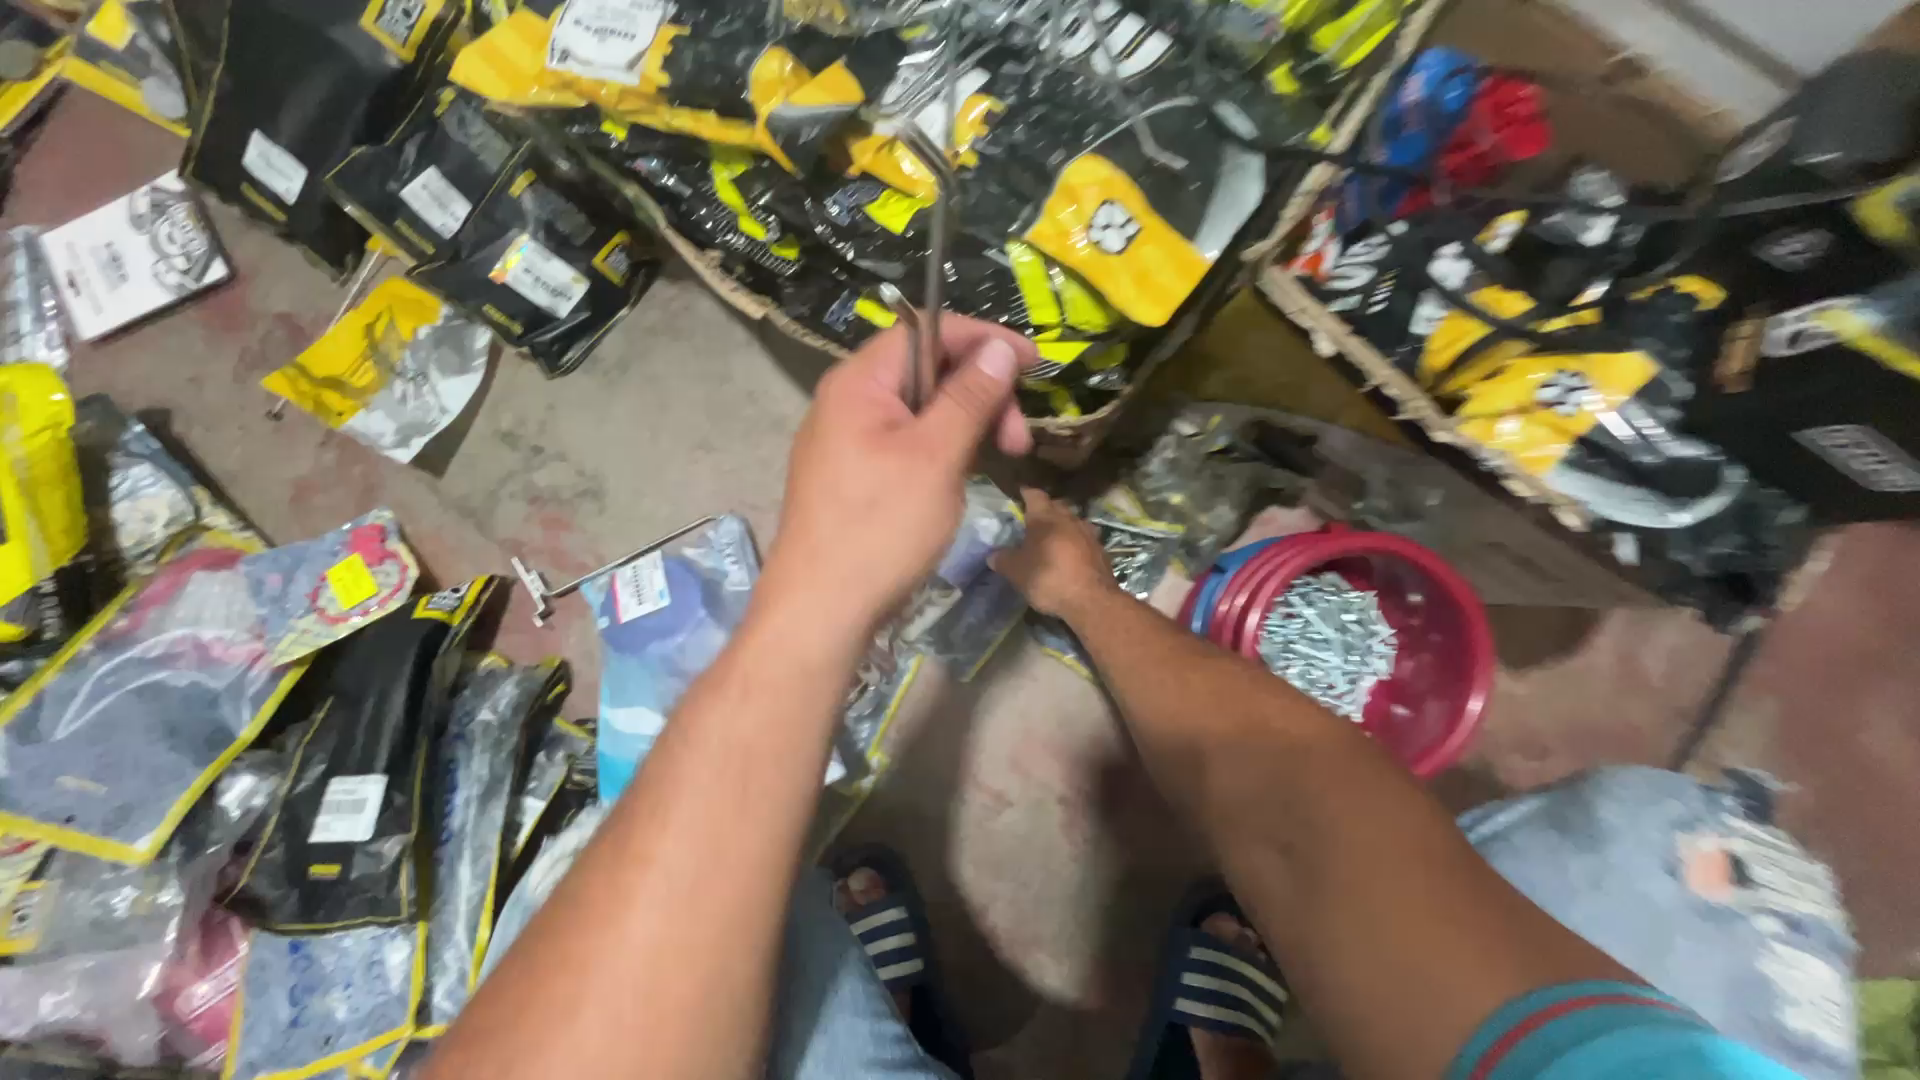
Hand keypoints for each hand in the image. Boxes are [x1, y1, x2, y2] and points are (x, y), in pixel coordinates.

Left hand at [763, 315, 1036, 633]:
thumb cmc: (880, 528)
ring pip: (920, 411)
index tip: (1035, 365)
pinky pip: (906, 444)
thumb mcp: (936, 457)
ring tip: (999, 462)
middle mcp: (847, 401)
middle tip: (1019, 440)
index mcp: (858, 382)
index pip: (926, 330)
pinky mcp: (852, 477)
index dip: (984, 339)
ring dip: (967, 425)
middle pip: (926, 370)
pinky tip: (962, 477)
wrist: (820, 611)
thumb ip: (969, 397)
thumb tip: (999, 349)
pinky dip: (943, 450)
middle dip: (981, 393)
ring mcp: (846, 442)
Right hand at [990, 488, 1118, 620]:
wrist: (1091, 600)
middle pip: (1057, 506)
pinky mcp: (1101, 551)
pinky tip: (1069, 555)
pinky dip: (1075, 543)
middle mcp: (1069, 518)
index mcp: (1046, 517)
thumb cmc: (1048, 577)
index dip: (1026, 494)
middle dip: (1045, 510)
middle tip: (1033, 520)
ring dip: (1063, 526)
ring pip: (1073, 522)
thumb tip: (993, 555)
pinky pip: (1084, 539)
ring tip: (1052, 538)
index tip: (1019, 495)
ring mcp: (1089, 534)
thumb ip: (1003, 560)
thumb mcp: (1016, 571)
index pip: (1035, 495)